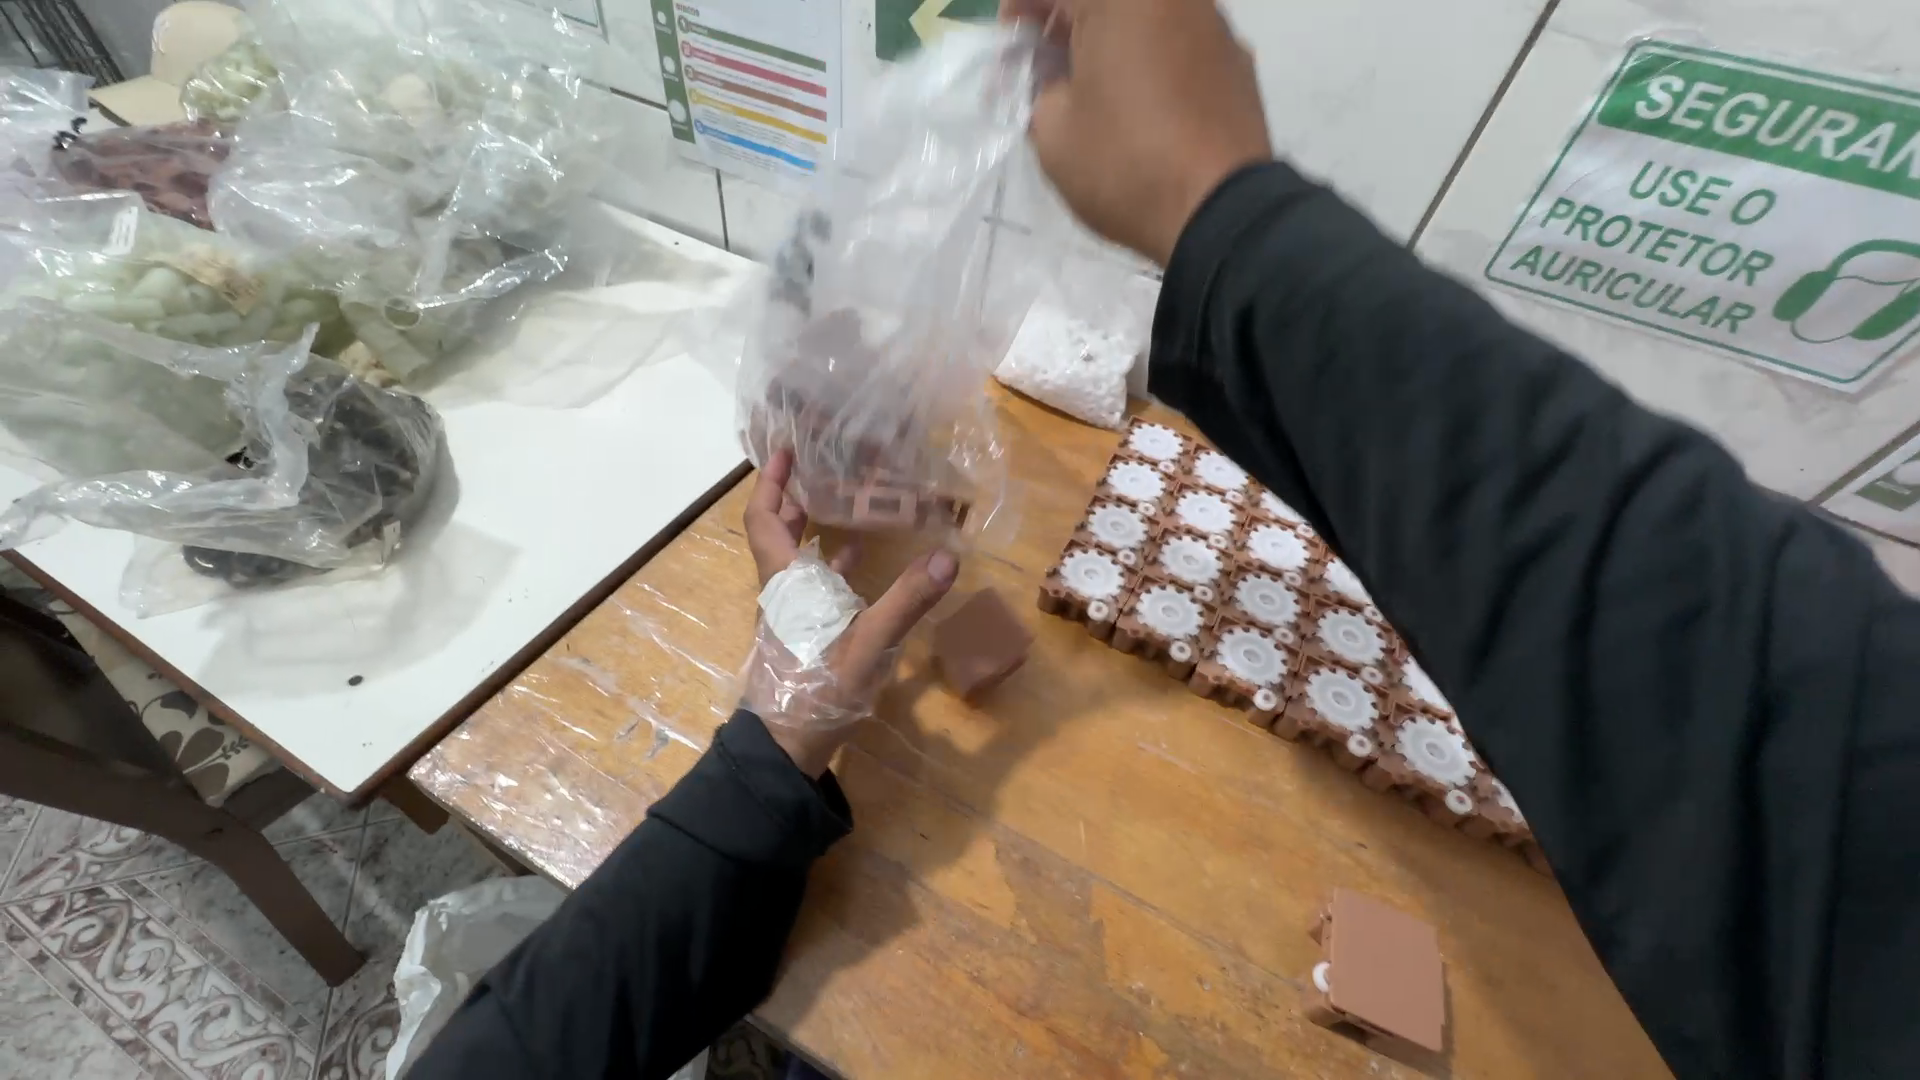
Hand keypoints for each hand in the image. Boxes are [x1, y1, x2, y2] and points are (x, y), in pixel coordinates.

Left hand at [741, 450, 960, 775]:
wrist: (788, 747)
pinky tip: (859, 562)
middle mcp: (781, 591)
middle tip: (826, 466)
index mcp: (785, 582)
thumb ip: (907, 599)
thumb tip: (948, 554)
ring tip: (847, 501)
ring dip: (813, 527)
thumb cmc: (818, 688)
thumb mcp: (869, 642)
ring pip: (795, 558)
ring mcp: (791, 614)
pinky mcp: (803, 633)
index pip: (763, 519)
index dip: (772, 482)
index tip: (787, 449)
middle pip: (777, 531)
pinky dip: (831, 565)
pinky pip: (813, 584)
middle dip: (796, 496)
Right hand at [1005, 0, 1272, 265]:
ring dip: (1108, 42)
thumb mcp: (1053, 135)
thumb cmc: (1124, 165)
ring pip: (1143, 17)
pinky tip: (1137, 108)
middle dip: (1066, 25)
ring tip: (1090, 91)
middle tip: (1044, 68)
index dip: (1019, 9)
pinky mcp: (1234, 60)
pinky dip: (1147, 61)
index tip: (1008, 46)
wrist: (1217, 211)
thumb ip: (1041, 91)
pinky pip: (1176, 44)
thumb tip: (1055, 82)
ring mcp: (1211, 21)